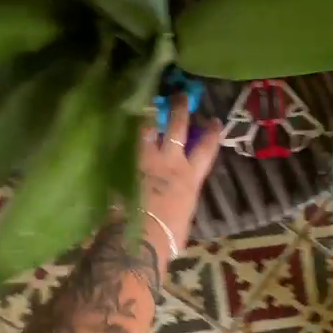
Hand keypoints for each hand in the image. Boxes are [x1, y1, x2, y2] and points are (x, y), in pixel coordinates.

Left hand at [136, 95, 221, 254]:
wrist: (140, 238)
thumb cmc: (168, 236)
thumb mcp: (184, 216)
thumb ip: (182, 199)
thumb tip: (178, 199)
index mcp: (189, 178)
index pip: (205, 149)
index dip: (212, 133)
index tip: (215, 120)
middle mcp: (169, 163)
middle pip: (176, 128)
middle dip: (179, 109)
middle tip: (179, 94)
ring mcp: (144, 161)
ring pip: (146, 129)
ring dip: (148, 115)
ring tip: (145, 102)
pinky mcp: (122, 165)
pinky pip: (123, 143)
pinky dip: (122, 132)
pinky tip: (117, 122)